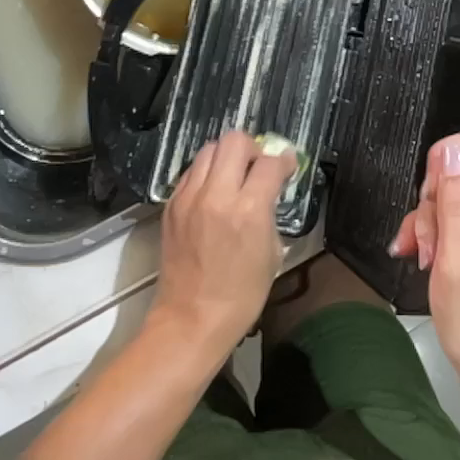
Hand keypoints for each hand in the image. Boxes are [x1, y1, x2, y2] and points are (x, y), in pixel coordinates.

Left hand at [151, 131, 297, 357]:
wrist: (191, 319)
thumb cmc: (241, 295)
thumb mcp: (271, 253)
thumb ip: (270, 211)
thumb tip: (270, 188)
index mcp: (248, 210)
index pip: (269, 162)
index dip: (283, 160)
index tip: (287, 165)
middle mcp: (217, 195)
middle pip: (235, 141)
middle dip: (252, 148)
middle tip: (257, 167)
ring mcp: (189, 197)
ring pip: (209, 149)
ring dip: (226, 157)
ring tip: (233, 176)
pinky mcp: (171, 204)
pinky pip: (191, 171)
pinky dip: (206, 173)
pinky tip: (213, 193)